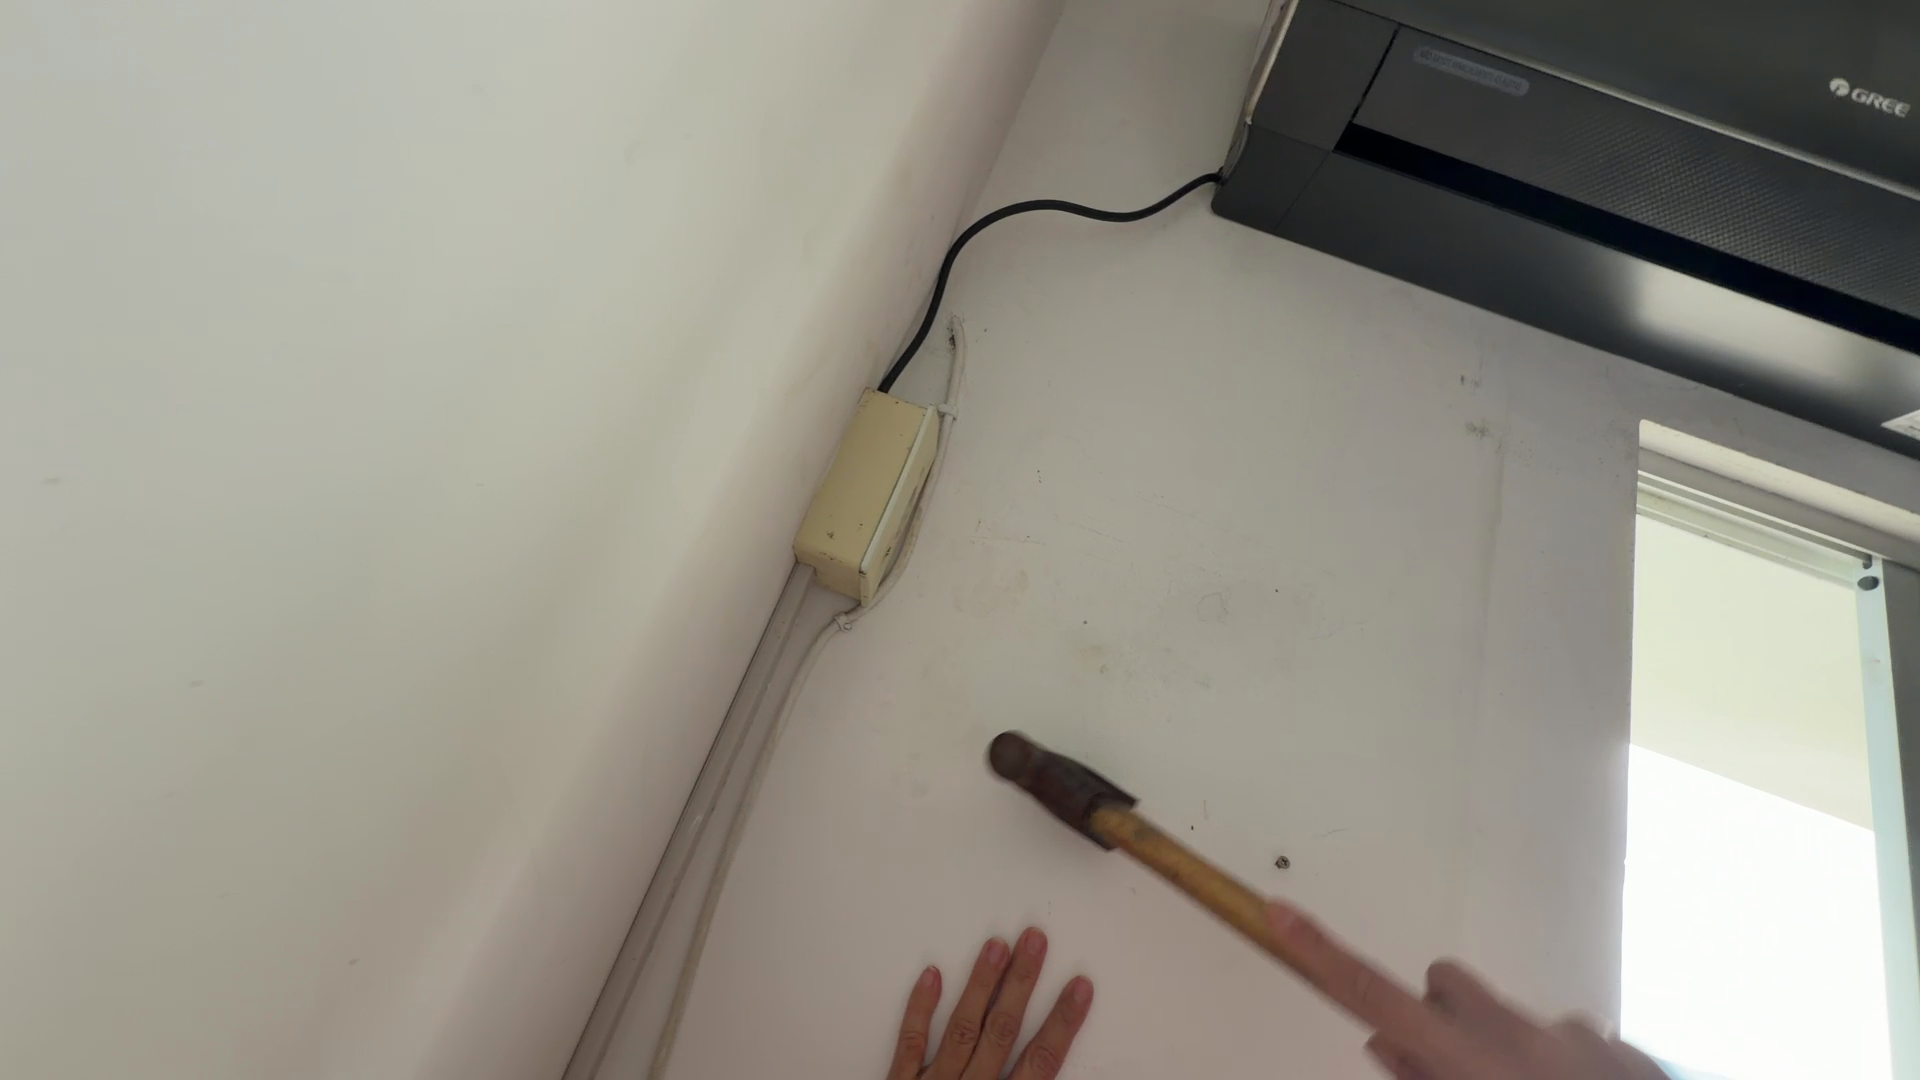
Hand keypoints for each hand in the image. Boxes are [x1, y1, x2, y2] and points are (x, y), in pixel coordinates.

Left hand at [886, 928, 1093, 1079]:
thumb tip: (1047, 1071)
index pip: (1041, 1064)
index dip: (1062, 1023)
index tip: (1080, 986)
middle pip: (1002, 1032)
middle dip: (1022, 983)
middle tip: (1035, 939)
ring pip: (962, 1028)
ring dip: (980, 985)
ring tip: (995, 944)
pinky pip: (909, 1045)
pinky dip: (919, 1010)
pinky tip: (931, 974)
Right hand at [1266, 901, 1666, 1079]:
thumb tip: (1389, 1047)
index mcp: (1479, 1067)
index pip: (1378, 997)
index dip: (1322, 953)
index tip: (1276, 909)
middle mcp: (1526, 1037)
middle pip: (1446, 981)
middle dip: (1439, 1014)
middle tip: (1454, 1074)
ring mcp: (1586, 1040)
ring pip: (1513, 1015)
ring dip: (1507, 1049)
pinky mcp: (1634, 1052)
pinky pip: (1575, 1036)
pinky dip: (1566, 1064)